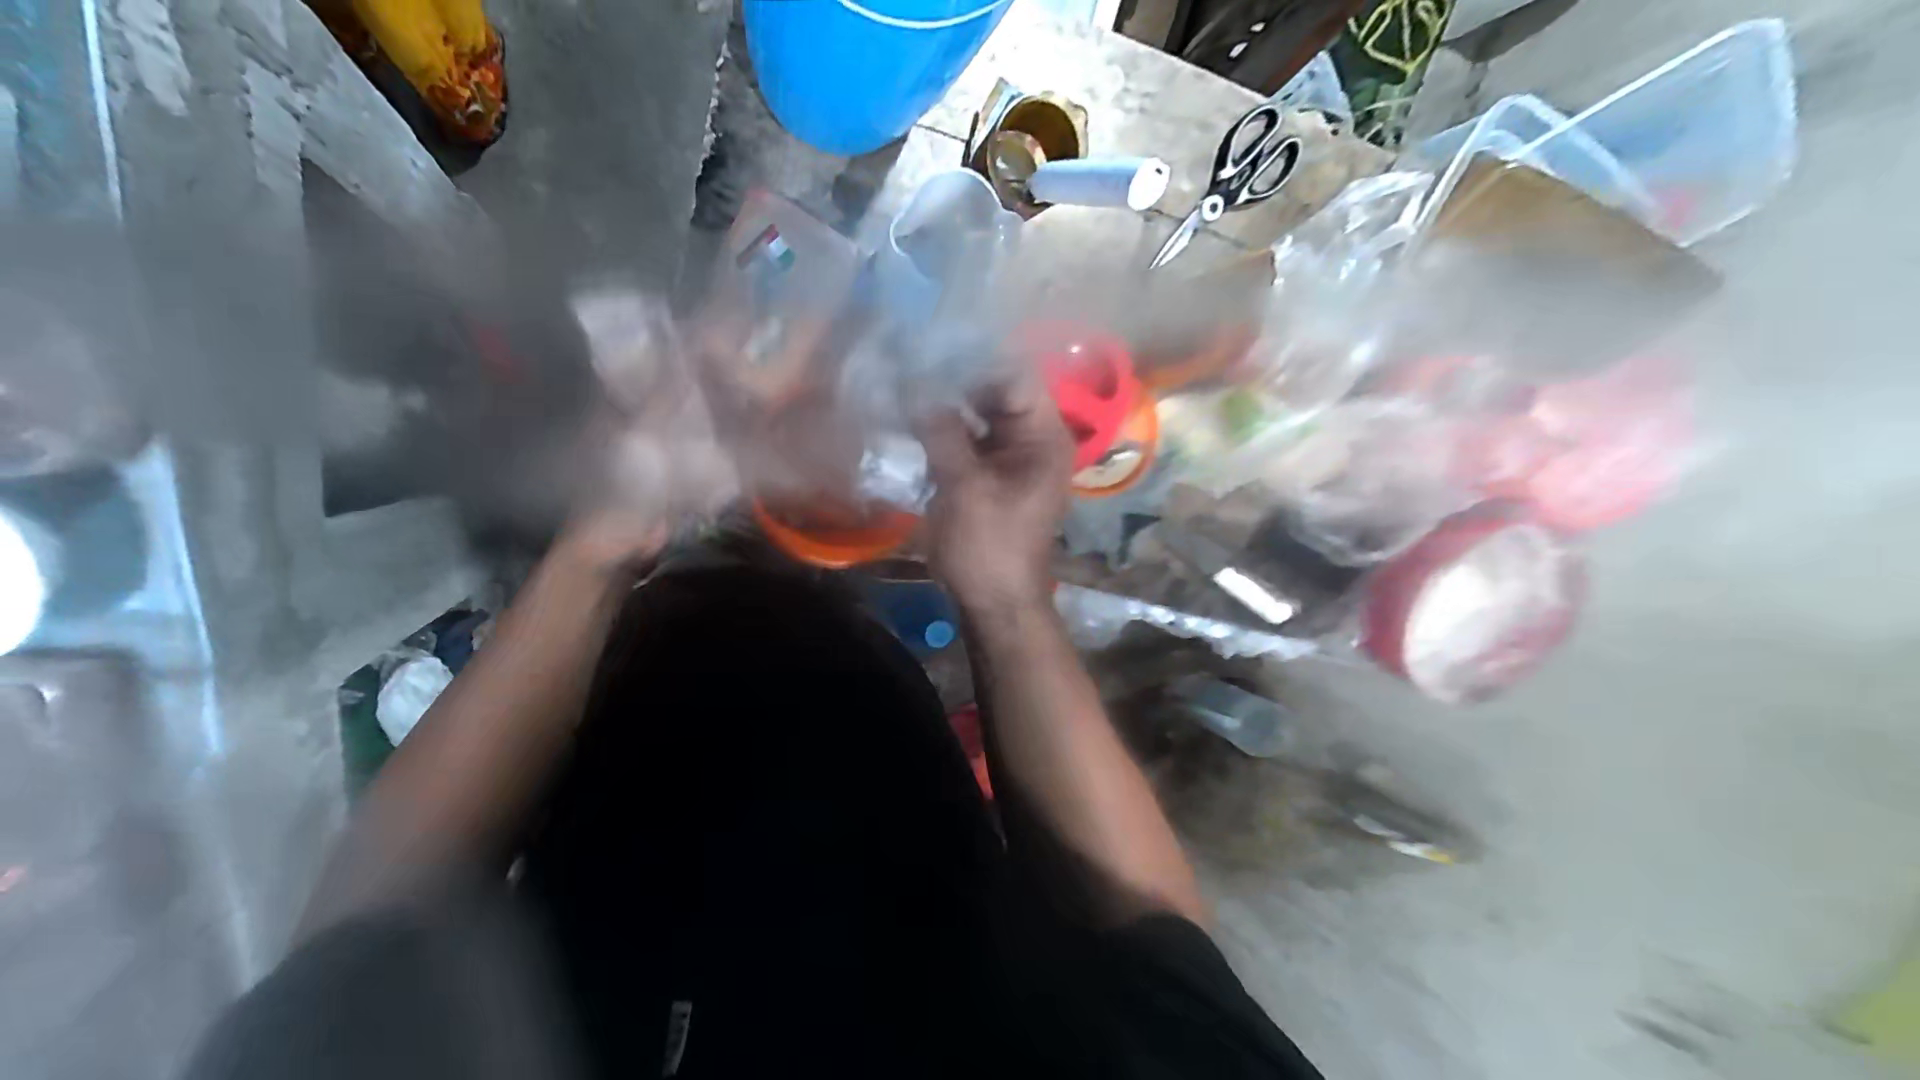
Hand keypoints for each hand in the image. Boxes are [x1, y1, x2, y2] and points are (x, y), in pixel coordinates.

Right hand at [919, 373, 1073, 617]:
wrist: (996, 602)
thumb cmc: (987, 546)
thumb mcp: (963, 487)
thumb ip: (942, 432)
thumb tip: (918, 389)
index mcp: (1043, 437)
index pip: (1016, 377)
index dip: (978, 358)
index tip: (934, 343)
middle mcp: (1034, 440)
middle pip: (999, 392)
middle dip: (958, 378)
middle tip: (912, 360)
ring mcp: (1014, 458)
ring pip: (982, 415)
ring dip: (949, 402)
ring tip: (908, 381)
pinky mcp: (994, 476)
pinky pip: (973, 440)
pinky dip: (948, 429)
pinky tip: (916, 417)